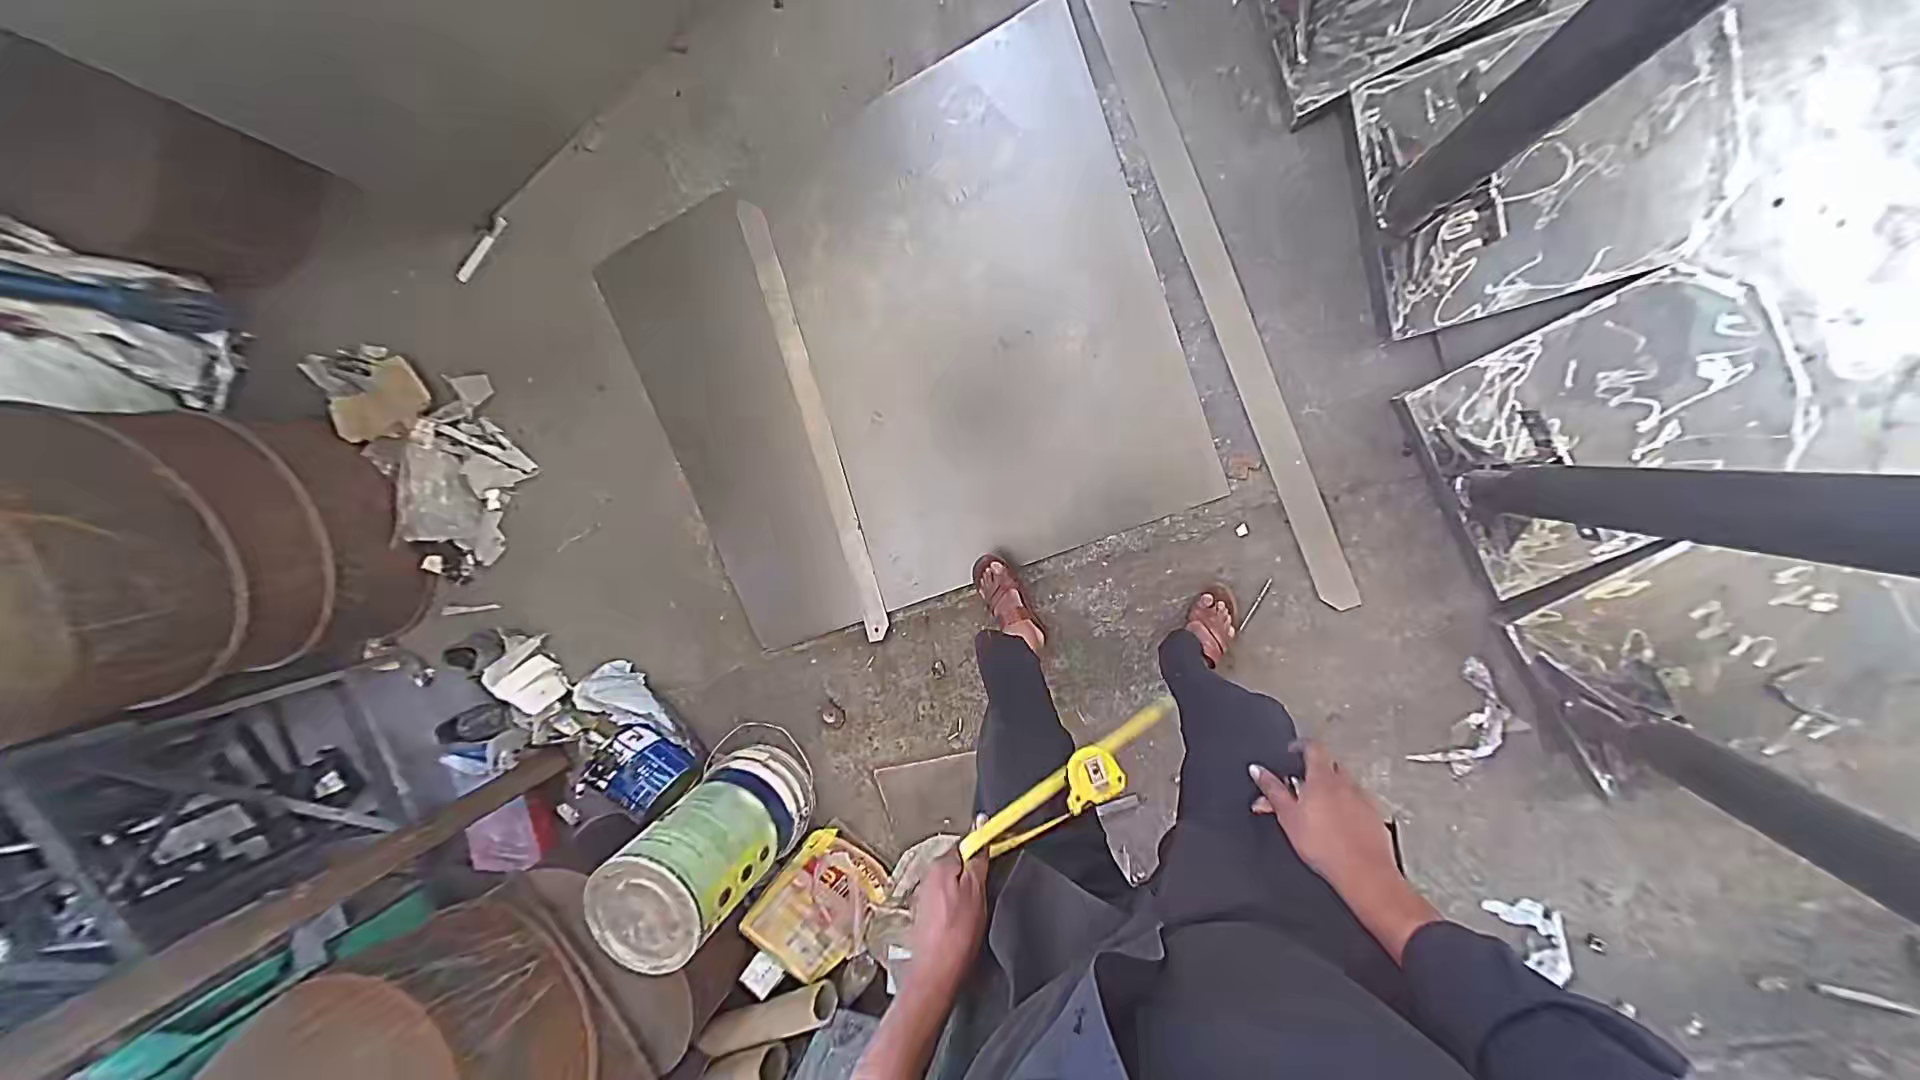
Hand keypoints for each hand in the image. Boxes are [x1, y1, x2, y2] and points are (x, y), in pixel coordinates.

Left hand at [906, 850, 987, 989]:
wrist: (936, 974)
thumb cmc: (956, 935)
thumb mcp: (976, 890)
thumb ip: (977, 858)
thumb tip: (979, 828)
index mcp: (939, 864)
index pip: (964, 845)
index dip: (981, 854)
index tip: (991, 866)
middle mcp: (928, 876)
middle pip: (958, 865)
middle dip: (973, 877)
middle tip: (982, 895)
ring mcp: (925, 896)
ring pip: (953, 884)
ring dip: (965, 894)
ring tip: (972, 914)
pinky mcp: (926, 915)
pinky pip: (947, 902)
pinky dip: (956, 910)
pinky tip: (961, 926)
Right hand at [1250, 741, 1439, 962]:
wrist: (1365, 875)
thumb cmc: (1326, 846)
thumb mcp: (1287, 815)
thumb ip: (1272, 789)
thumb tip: (1257, 770)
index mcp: (1323, 778)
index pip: (1313, 747)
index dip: (1300, 745)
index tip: (1291, 752)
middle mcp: (1346, 784)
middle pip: (1329, 765)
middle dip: (1313, 771)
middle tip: (1298, 786)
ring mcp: (1364, 801)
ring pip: (1343, 785)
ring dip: (1329, 790)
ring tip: (1315, 810)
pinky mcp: (1375, 818)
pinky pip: (1357, 803)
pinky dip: (1345, 807)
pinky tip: (1335, 826)